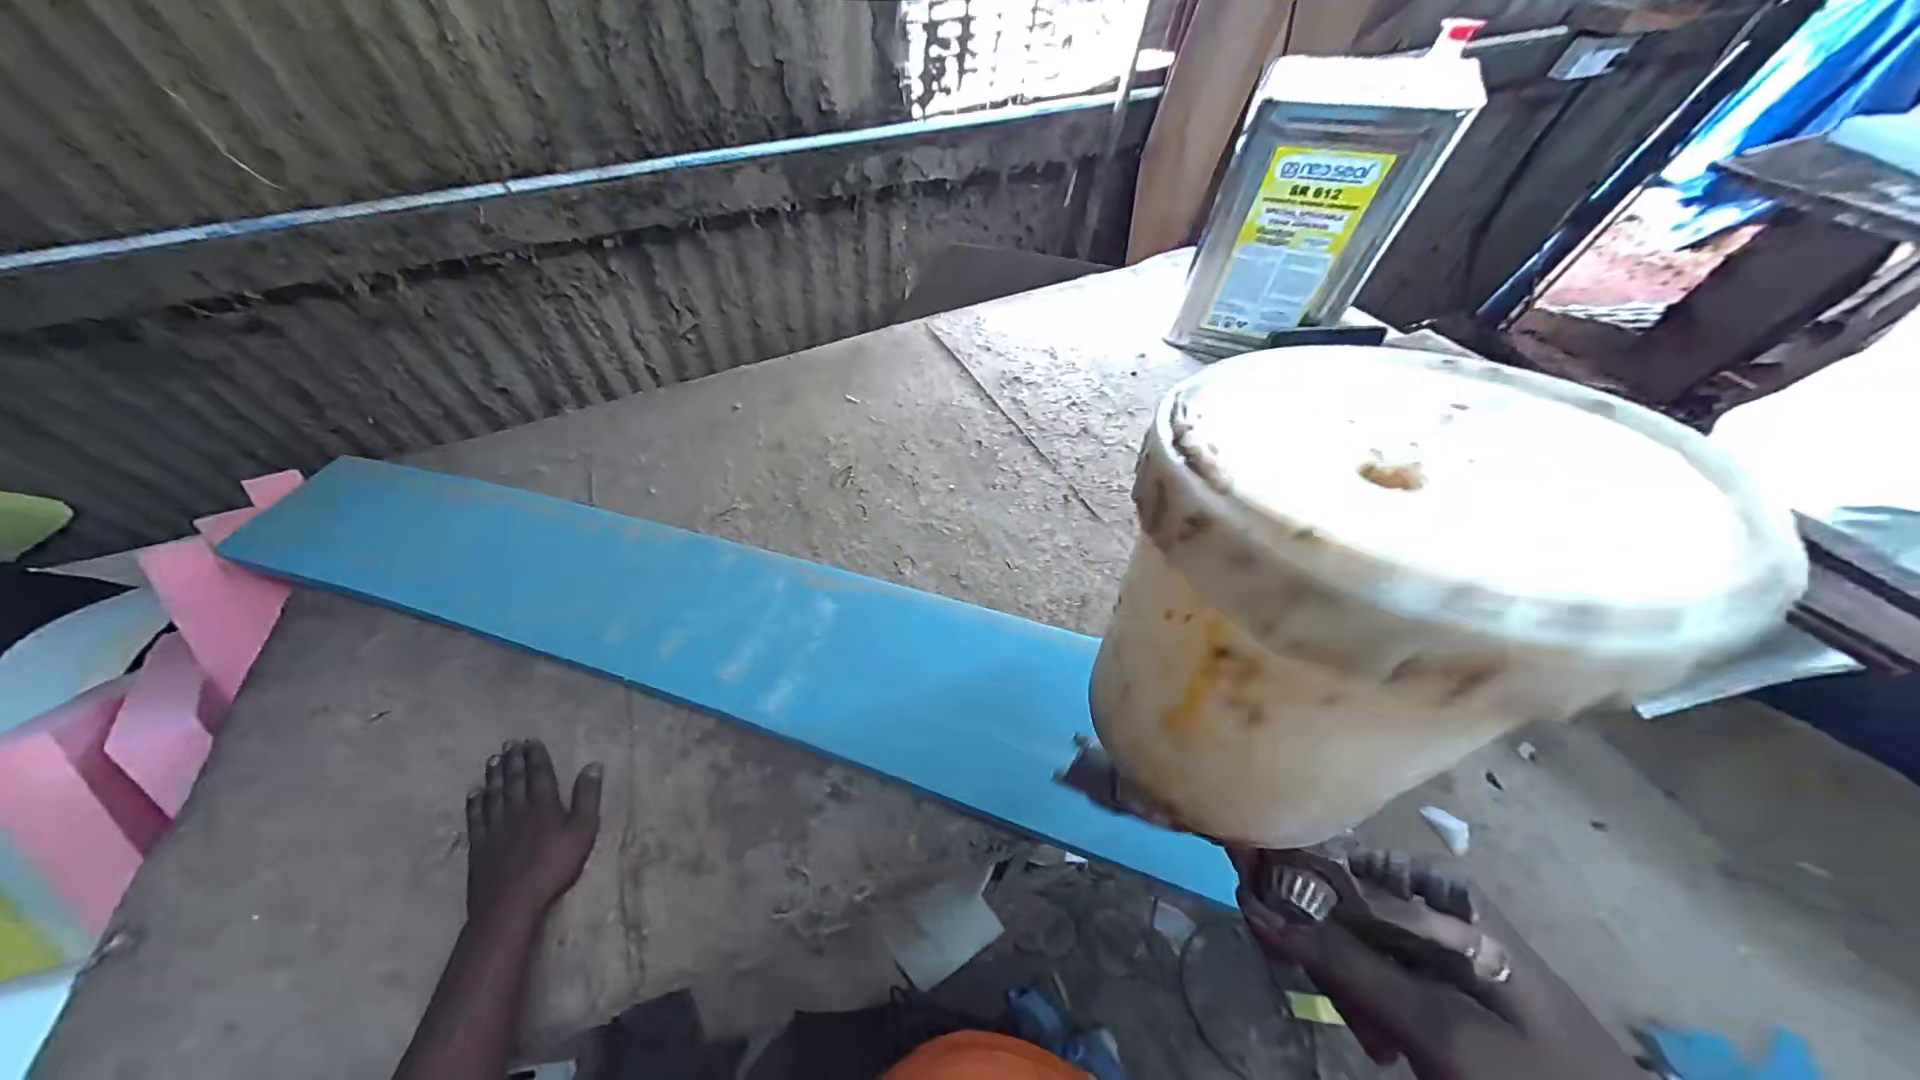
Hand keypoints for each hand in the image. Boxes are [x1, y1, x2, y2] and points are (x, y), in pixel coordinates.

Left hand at [465, 739, 602, 925]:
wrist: (510, 903)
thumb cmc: (554, 865)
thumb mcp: (583, 830)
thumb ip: (588, 797)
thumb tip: (593, 765)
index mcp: (543, 804)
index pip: (540, 773)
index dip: (536, 756)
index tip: (531, 741)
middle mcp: (517, 809)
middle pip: (514, 779)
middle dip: (513, 760)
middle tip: (509, 743)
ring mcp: (494, 827)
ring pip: (493, 794)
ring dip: (493, 775)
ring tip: (492, 760)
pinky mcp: (479, 845)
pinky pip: (475, 817)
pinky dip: (475, 802)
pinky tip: (474, 793)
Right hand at [1238, 852, 1642, 1079]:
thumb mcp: (1440, 1029)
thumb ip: (1347, 965)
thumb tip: (1256, 905)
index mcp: (1438, 892)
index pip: (1330, 858)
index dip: (1285, 884)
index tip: (1260, 925)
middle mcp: (1432, 901)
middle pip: (1335, 898)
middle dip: (1320, 950)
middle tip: (1334, 1006)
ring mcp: (1438, 940)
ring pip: (1349, 936)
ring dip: (1341, 983)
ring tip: (1367, 1037)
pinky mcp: (1440, 975)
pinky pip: (1374, 967)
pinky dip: (1364, 1000)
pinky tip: (1380, 1040)